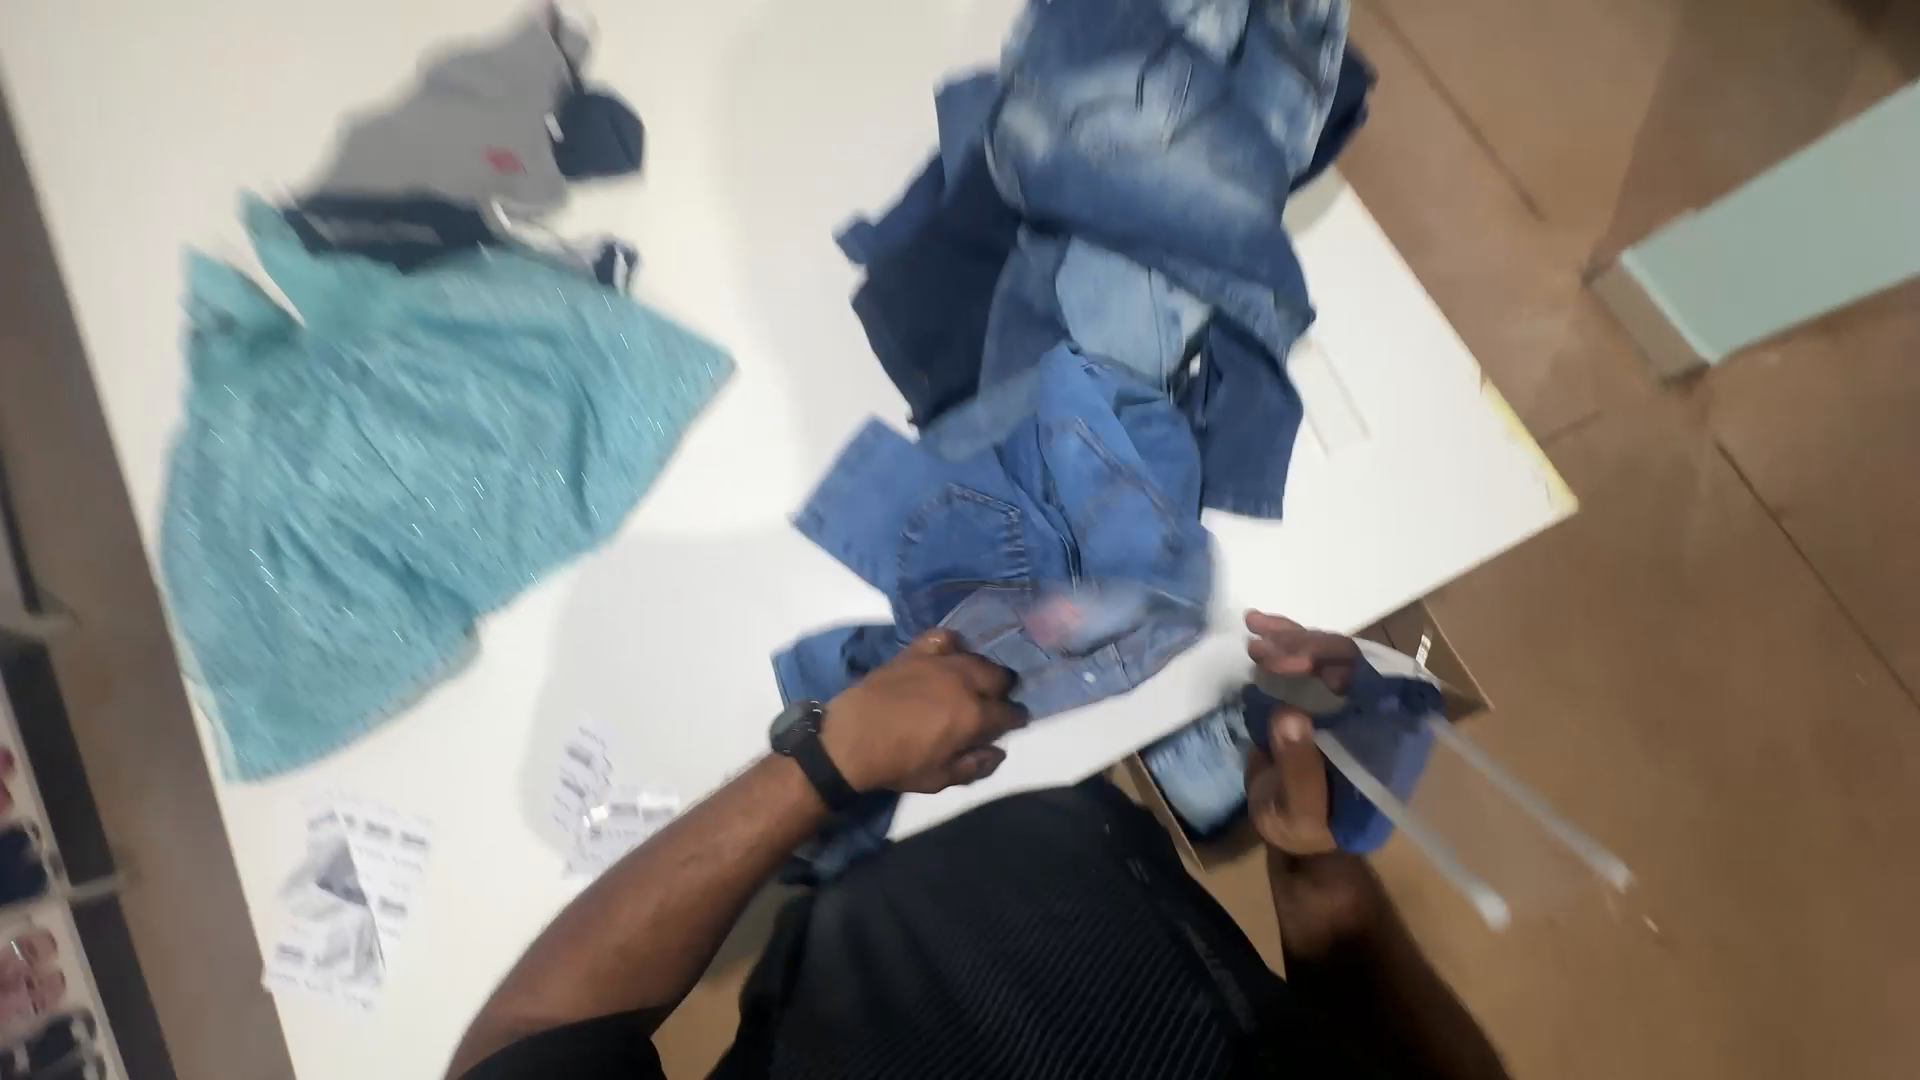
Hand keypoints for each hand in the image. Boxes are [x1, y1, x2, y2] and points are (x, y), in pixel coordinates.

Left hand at [820, 629, 1028, 794]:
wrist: (850, 739)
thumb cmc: (897, 764)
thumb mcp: (939, 779)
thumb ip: (974, 765)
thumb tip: (997, 752)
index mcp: (974, 715)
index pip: (1010, 712)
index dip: (1016, 719)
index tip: (1013, 722)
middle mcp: (964, 682)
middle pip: (1000, 676)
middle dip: (1002, 690)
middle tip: (991, 703)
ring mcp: (940, 662)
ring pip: (976, 657)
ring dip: (980, 670)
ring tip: (972, 682)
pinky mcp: (916, 651)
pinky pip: (944, 637)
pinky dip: (952, 645)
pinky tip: (948, 657)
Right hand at [1242, 609, 1357, 854]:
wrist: (1285, 831)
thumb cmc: (1304, 829)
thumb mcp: (1301, 810)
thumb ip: (1299, 768)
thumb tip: (1288, 714)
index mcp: (1383, 737)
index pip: (1376, 682)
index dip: (1336, 662)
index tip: (1291, 662)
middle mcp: (1370, 711)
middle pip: (1348, 659)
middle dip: (1305, 646)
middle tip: (1264, 650)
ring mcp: (1341, 701)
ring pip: (1326, 652)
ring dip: (1290, 637)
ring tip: (1255, 628)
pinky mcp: (1313, 697)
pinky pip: (1303, 661)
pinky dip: (1281, 642)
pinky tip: (1257, 631)